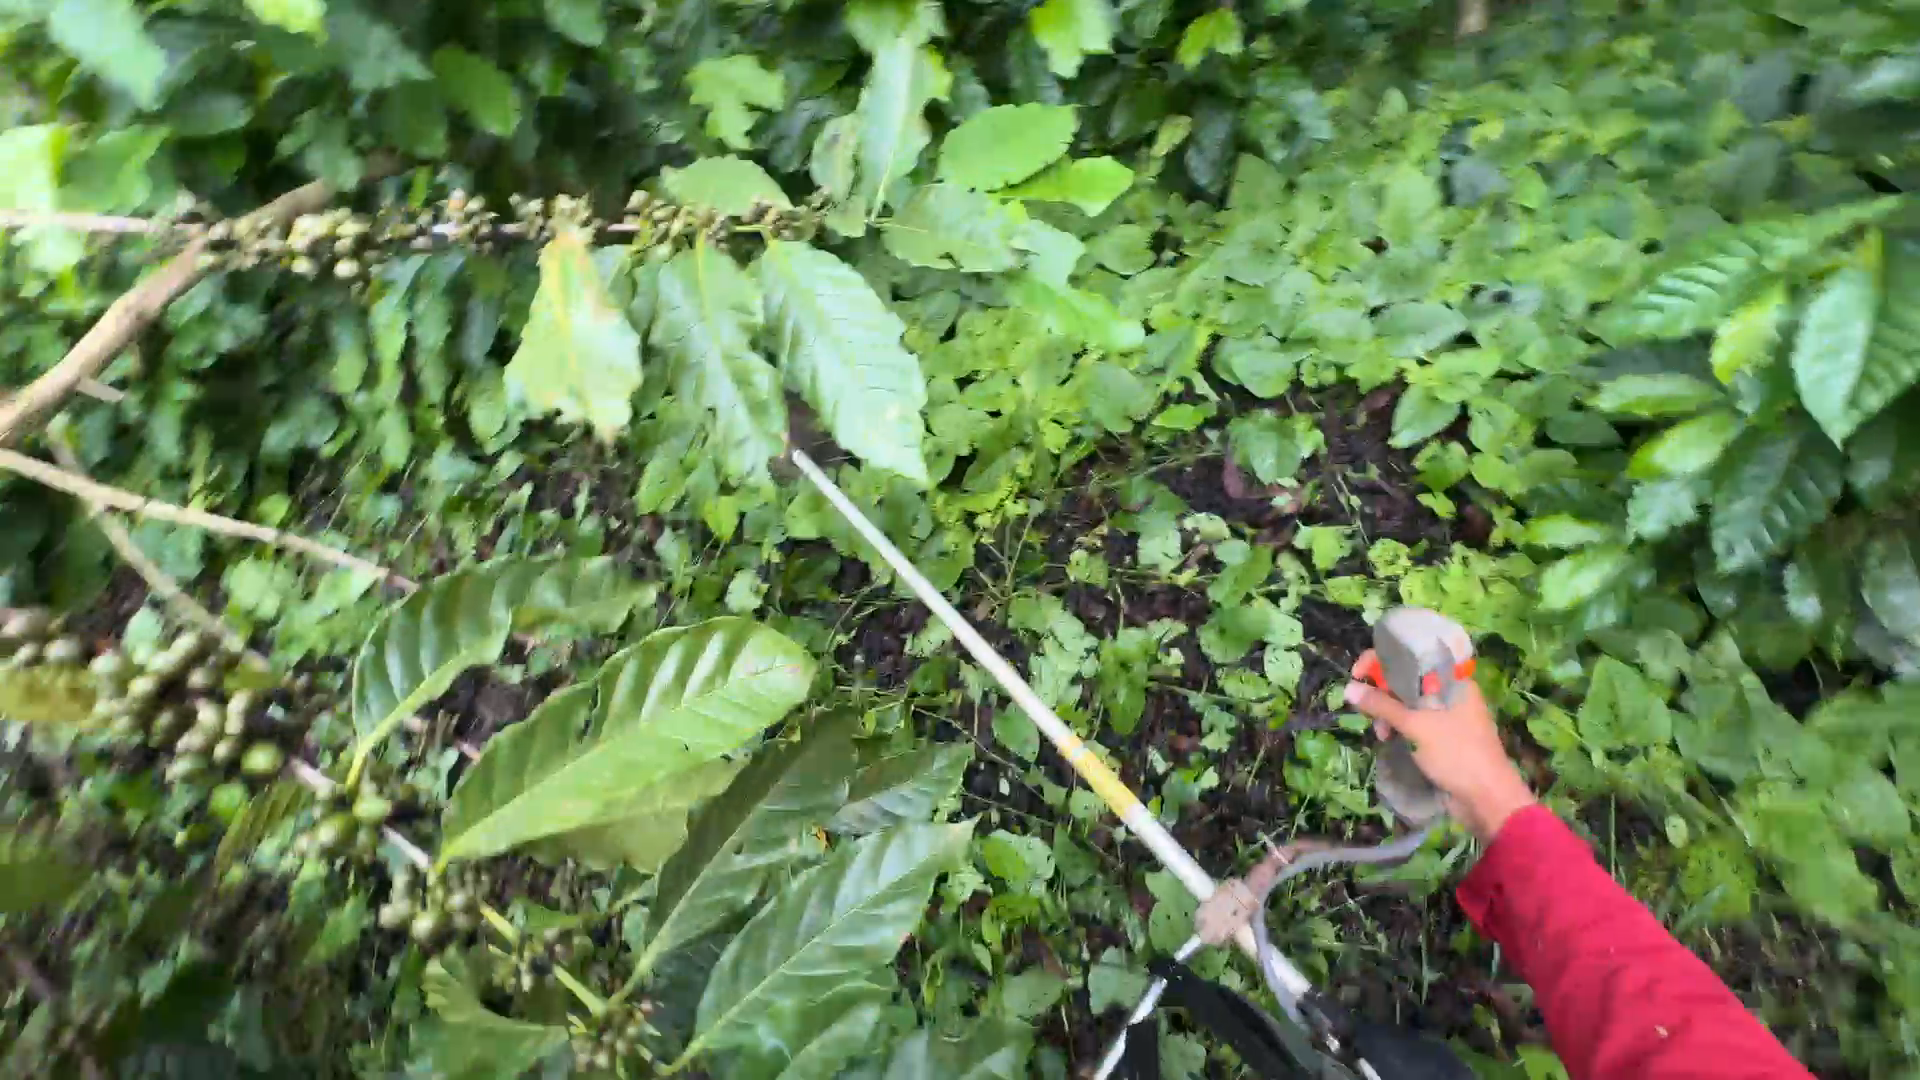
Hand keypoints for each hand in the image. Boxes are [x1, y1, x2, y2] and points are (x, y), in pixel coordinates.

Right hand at [1343, 651, 1536, 841]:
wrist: (1489, 800)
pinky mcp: (1442, 735)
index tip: (1358, 675)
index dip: (1380, 661)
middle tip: (1367, 709)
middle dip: (1382, 692)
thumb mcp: (1415, 726)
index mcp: (1451, 681)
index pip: (1410, 656)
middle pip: (1405, 679)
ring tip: (1381, 732)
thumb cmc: (1457, 754)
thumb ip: (1381, 705)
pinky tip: (1389, 738)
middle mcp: (1449, 693)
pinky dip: (1398, 726)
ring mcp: (1447, 715)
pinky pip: (1412, 721)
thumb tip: (1348, 688)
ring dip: (1387, 713)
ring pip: (1406, 702)